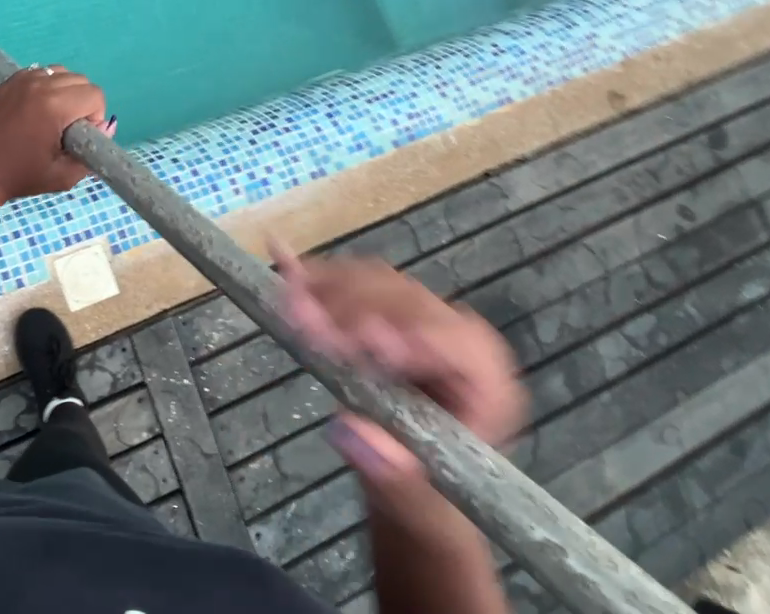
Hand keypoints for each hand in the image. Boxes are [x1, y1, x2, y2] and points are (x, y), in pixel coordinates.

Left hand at [0, 66, 115, 203]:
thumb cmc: (19, 177)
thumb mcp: (63, 175)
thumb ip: (92, 152)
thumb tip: (106, 127)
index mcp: (54, 105)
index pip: (94, 95)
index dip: (95, 117)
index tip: (80, 136)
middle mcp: (39, 84)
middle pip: (80, 80)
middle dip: (82, 103)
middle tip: (67, 129)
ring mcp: (21, 79)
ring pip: (61, 73)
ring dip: (65, 92)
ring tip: (52, 118)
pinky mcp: (8, 81)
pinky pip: (40, 73)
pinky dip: (46, 86)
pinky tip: (36, 110)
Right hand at [273, 239, 524, 532]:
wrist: (416, 488)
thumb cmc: (428, 498)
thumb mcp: (417, 502)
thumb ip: (393, 474)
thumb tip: (350, 432)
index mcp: (485, 381)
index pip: (456, 343)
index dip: (412, 335)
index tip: (366, 341)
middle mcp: (458, 336)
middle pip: (408, 304)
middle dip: (353, 310)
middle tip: (304, 322)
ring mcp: (419, 316)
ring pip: (376, 284)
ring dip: (327, 290)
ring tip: (288, 305)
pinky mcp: (383, 308)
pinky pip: (351, 282)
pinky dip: (315, 278)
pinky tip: (284, 266)